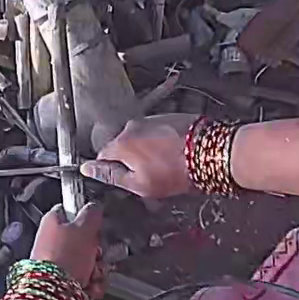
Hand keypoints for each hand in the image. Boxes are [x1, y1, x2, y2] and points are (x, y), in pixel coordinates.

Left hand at [31, 202, 102, 284]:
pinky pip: (86, 281)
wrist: (53, 295)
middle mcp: (53, 241)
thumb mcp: (83, 228)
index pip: (72, 213)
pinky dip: (92, 286)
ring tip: (93, 276)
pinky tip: (90, 289)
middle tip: (98, 256)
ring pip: (89, 263)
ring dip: (97, 271)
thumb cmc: (65, 256)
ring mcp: (57, 264)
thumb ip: (92, 214)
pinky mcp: (63, 284)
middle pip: (85, 241)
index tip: (96, 229)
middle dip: (97, 252)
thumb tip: (95, 205)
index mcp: (53, 222)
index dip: (87, 220)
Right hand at [79, 114, 197, 198]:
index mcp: (120, 144)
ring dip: (148, 149)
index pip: (102, 156)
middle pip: (122, 145)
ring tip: (167, 164)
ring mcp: (151, 118)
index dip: (111, 170)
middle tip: (151, 176)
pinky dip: (162, 140)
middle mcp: (131, 126)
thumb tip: (87, 169)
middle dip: (131, 159)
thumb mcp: (140, 184)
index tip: (126, 179)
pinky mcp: (169, 115)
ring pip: (141, 137)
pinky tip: (176, 152)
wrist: (212, 151)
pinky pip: (157, 130)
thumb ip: (110, 175)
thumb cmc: (176, 172)